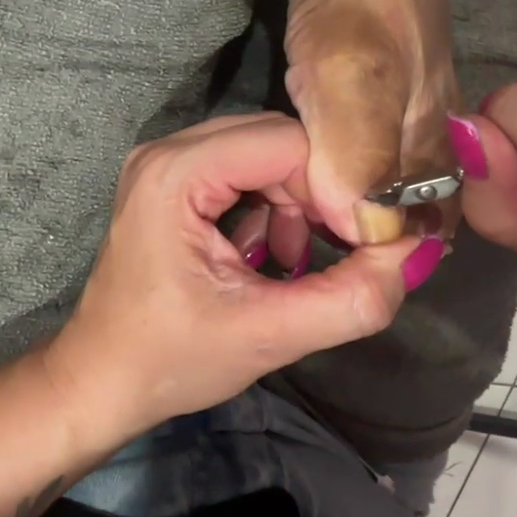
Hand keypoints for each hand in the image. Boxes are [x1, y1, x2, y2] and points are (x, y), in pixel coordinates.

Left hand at [45, 114, 426, 435]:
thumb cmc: (171, 359)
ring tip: (298, 262)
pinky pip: (242, 168)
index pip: (288, 141)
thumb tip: (413, 250)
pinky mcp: (172, 180)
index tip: (363, 239)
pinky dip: (272, 204)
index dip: (337, 185)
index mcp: (176, 173)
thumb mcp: (269, 335)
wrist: (102, 377)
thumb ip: (350, 298)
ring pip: (264, 152)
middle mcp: (167, 150)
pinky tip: (273, 254)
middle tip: (347, 247)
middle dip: (321, 191)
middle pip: (276, 138)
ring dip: (297, 200)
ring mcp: (165, 161)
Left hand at [274, 0, 461, 245]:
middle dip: (360, 239)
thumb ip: (360, 147)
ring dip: (338, 202)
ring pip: (374, 168)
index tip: (318, 283)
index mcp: (421, 130)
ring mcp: (384, 87)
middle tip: (295, 267)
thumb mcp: (351, 63)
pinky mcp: (352, 62)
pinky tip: (297, 170)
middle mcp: (413, 117)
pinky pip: (346, 130)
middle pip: (402, 202)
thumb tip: (362, 230)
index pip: (415, 220)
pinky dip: (323, 159)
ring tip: (289, 236)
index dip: (372, 254)